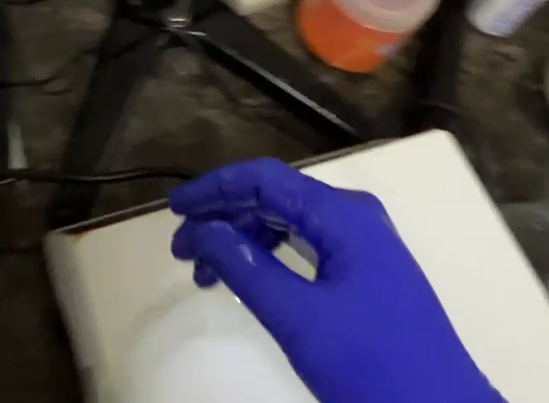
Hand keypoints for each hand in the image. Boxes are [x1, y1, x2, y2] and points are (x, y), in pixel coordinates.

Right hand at [169, 158, 501, 402]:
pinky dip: (271, 258)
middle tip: (181, 249)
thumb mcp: (299, 319)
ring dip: (244, 239)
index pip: (265, 178)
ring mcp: (364, 244)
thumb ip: (246, 268)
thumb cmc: (373, 369)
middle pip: (275, 196)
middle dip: (225, 216)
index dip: (215, 188)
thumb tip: (202, 230)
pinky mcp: (367, 273)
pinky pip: (307, 246)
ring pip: (289, 222)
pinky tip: (249, 279)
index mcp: (342, 214)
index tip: (174, 210)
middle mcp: (354, 216)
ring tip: (205, 273)